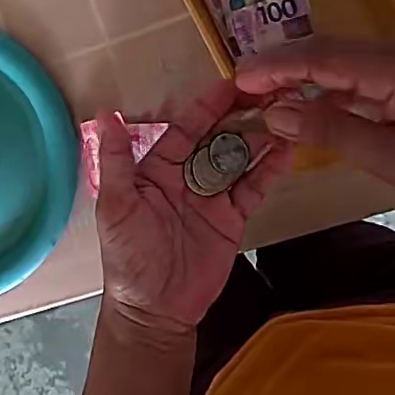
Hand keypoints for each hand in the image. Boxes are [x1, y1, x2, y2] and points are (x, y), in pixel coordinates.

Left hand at [94, 80, 292, 334]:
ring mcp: (213, 196)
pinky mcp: (233, 217)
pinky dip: (269, 170)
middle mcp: (187, 176)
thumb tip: (108, 115)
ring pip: (239, 158)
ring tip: (284, 115)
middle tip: (267, 92)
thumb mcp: (116, 206)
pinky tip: (286, 151)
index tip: (229, 85)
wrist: (154, 309)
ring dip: (259, 137)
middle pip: (217, 138)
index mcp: (158, 168)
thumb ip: (116, 160)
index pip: (185, 129)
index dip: (206, 107)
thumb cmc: (128, 256)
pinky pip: (253, 188)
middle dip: (239, 115)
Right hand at [235, 39, 394, 228]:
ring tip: (268, 98)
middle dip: (284, 68)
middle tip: (242, 88)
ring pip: (348, 68)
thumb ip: (337, 132)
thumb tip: (278, 112)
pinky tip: (317, 111)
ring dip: (308, 81)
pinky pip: (369, 84)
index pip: (320, 58)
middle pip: (331, 54)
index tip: (235, 79)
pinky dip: (337, 95)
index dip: (274, 67)